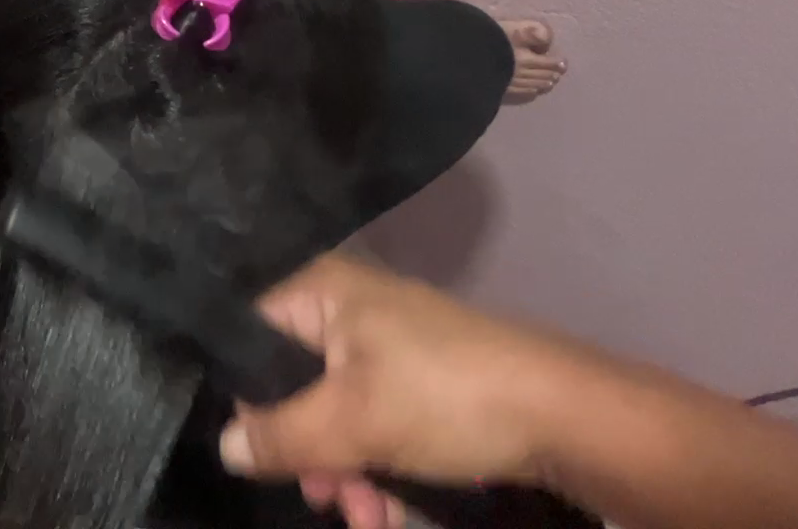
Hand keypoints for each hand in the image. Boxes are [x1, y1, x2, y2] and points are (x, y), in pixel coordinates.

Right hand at [219, 254, 579, 527]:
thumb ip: (281, 436)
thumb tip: (225, 448)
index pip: (250, 333)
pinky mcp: (418, 378)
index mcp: (319, 292)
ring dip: (344, 468)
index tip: (260, 451)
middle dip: (308, 449)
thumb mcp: (352, 421)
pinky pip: (373, 417)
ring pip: (335, 408)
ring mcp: (385, 343)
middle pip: (293, 380)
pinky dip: (376, 461)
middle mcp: (344, 309)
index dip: (247, 394)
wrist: (572, 418)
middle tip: (326, 497)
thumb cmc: (443, 396)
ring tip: (369, 515)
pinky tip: (391, 507)